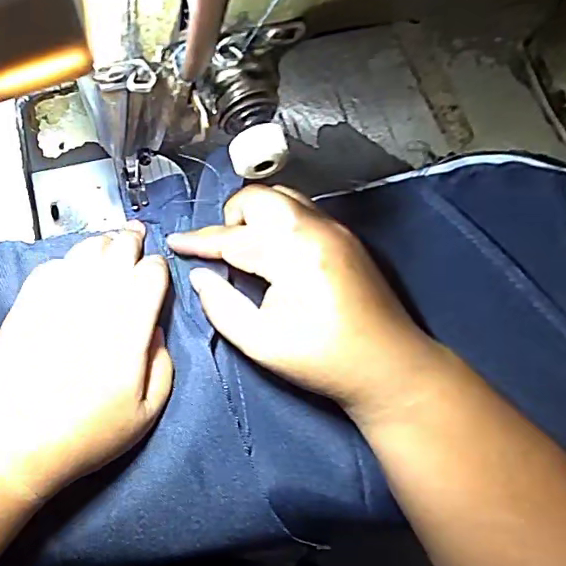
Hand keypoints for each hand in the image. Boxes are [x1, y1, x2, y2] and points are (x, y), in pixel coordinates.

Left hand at [0, 223, 174, 503]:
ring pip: (86, 248)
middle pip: (120, 246)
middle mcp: (95, 297)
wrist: (13, 437)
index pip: (152, 269)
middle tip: (136, 244)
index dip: (158, 269)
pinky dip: (68, 263)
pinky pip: (53, 264)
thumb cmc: (83, 433)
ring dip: (102, 247)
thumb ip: (163, 367)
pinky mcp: (27, 300)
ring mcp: (57, 294)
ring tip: (107, 254)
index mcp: (130, 321)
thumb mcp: (145, 414)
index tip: (157, 278)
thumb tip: (154, 334)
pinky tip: (70, 277)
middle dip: (133, 244)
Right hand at [168, 185, 442, 423]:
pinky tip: (275, 256)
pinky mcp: (346, 237)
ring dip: (256, 216)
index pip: (233, 236)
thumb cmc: (324, 361)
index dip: (198, 241)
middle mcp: (316, 229)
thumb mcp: (261, 343)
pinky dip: (278, 222)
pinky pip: (301, 211)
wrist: (390, 367)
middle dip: (231, 220)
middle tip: (219, 253)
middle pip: (258, 198)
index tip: (174, 242)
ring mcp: (335, 229)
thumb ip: (221, 305)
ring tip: (245, 251)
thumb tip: (200, 276)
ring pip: (282, 198)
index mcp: (293, 253)